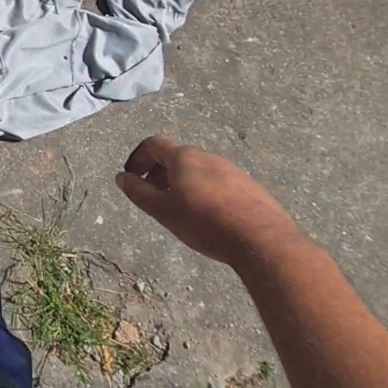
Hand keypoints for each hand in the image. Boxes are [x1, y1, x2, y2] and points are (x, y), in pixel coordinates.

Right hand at [115, 136, 307, 268]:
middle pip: (178, 156)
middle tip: (156, 194)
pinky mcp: (255, 190)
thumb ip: (138, 191)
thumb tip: (121, 177)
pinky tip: (214, 217)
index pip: (153, 143)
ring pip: (202, 170)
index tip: (133, 178)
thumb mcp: (162, 210)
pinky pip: (223, 184)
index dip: (138, 158)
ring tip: (184, 207)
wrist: (266, 244)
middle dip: (161, 172)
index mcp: (184, 156)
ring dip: (186, 182)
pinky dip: (210, 192)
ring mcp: (236, 172)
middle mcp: (209, 157)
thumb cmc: (205, 222)